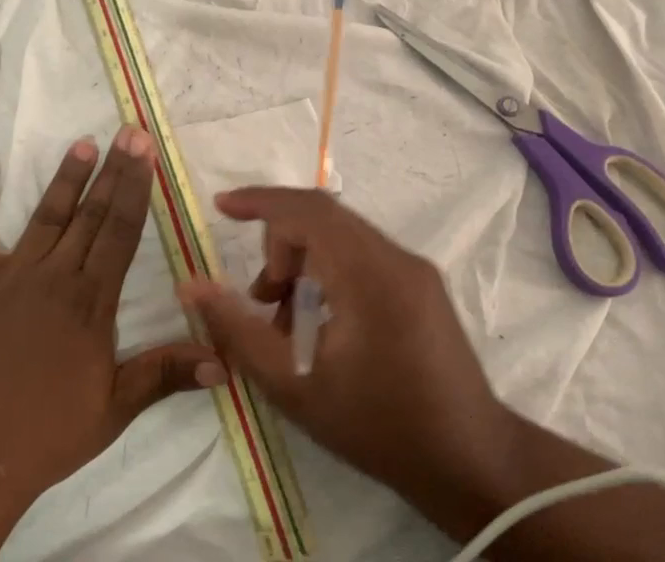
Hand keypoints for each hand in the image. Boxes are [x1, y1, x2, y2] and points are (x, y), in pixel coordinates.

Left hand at [0, 128, 224, 509]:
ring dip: (64, 179)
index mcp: (91, 303)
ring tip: (81, 144)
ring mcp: (10, 277)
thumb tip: (224, 361)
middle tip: (126, 131)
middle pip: (90, 215)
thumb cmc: (48, 435)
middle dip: (111, 171)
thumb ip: (165, 375)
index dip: (136, 188)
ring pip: (45, 216)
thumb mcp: (115, 409)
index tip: (144, 151)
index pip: (122, 232)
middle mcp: (54, 277)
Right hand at [177, 188, 515, 504]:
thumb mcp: (293, 386)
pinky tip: (317, 320)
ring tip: (282, 316)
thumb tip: (191, 285)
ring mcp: (416, 272)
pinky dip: (328, 271)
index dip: (260, 201)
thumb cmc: (379, 427)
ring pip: (343, 237)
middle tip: (259, 296)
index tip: (221, 208)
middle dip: (278, 243)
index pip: (307, 210)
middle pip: (323, 219)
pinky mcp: (423, 288)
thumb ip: (237, 329)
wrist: (473, 464)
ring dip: (302, 259)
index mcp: (368, 276)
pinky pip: (364, 256)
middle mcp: (397, 260)